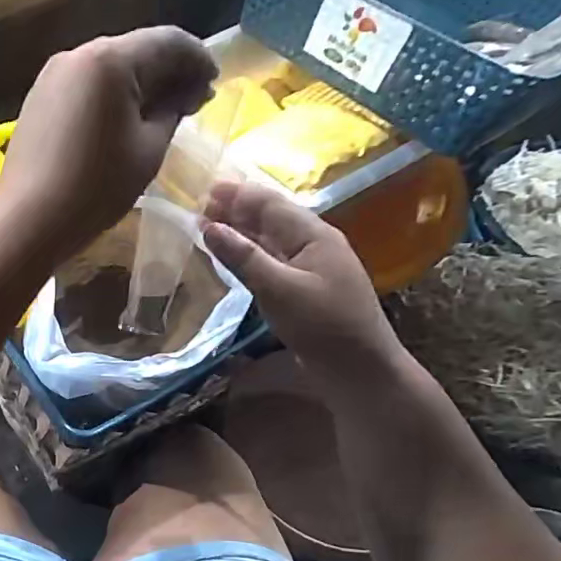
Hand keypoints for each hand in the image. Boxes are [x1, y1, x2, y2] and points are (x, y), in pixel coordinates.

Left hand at [0, 27, 216, 261]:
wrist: (28, 220)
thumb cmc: (96, 188)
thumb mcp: (148, 150)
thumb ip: (171, 110)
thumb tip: (187, 91)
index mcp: (110, 60)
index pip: (168, 42)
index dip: (198, 60)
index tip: (215, 84)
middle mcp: (79, 54)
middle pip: (136, 50)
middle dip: (169, 71)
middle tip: (193, 101)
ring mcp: (53, 75)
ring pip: (110, 67)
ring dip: (140, 84)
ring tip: (161, 113)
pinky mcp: (39, 98)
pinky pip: (86, 85)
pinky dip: (112, 96)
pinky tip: (123, 121)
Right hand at [202, 182, 398, 368]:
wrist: (360, 370)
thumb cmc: (322, 326)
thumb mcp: (279, 290)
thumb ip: (244, 257)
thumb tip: (210, 227)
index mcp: (314, 235)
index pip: (270, 204)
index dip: (237, 194)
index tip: (203, 190)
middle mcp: (314, 244)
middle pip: (271, 218)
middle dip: (237, 210)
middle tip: (200, 208)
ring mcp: (312, 268)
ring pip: (272, 241)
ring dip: (242, 232)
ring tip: (210, 228)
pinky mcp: (307, 291)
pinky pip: (275, 262)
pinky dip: (252, 256)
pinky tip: (235, 259)